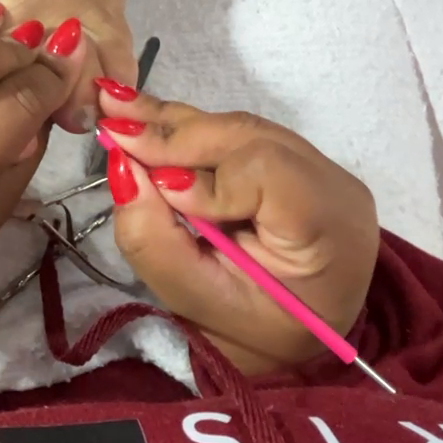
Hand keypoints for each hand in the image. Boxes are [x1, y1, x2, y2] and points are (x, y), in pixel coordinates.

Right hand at [95, 91, 380, 375]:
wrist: (291, 336)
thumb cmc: (248, 330)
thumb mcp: (196, 301)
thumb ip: (155, 241)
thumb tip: (123, 168)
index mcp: (328, 231)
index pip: (268, 173)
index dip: (209, 175)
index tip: (158, 186)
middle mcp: (333, 185)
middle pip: (247, 137)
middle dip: (173, 133)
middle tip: (109, 126)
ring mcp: (317, 165)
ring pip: (236, 127)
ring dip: (172, 122)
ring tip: (113, 106)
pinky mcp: (292, 156)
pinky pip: (235, 133)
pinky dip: (185, 127)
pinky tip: (142, 115)